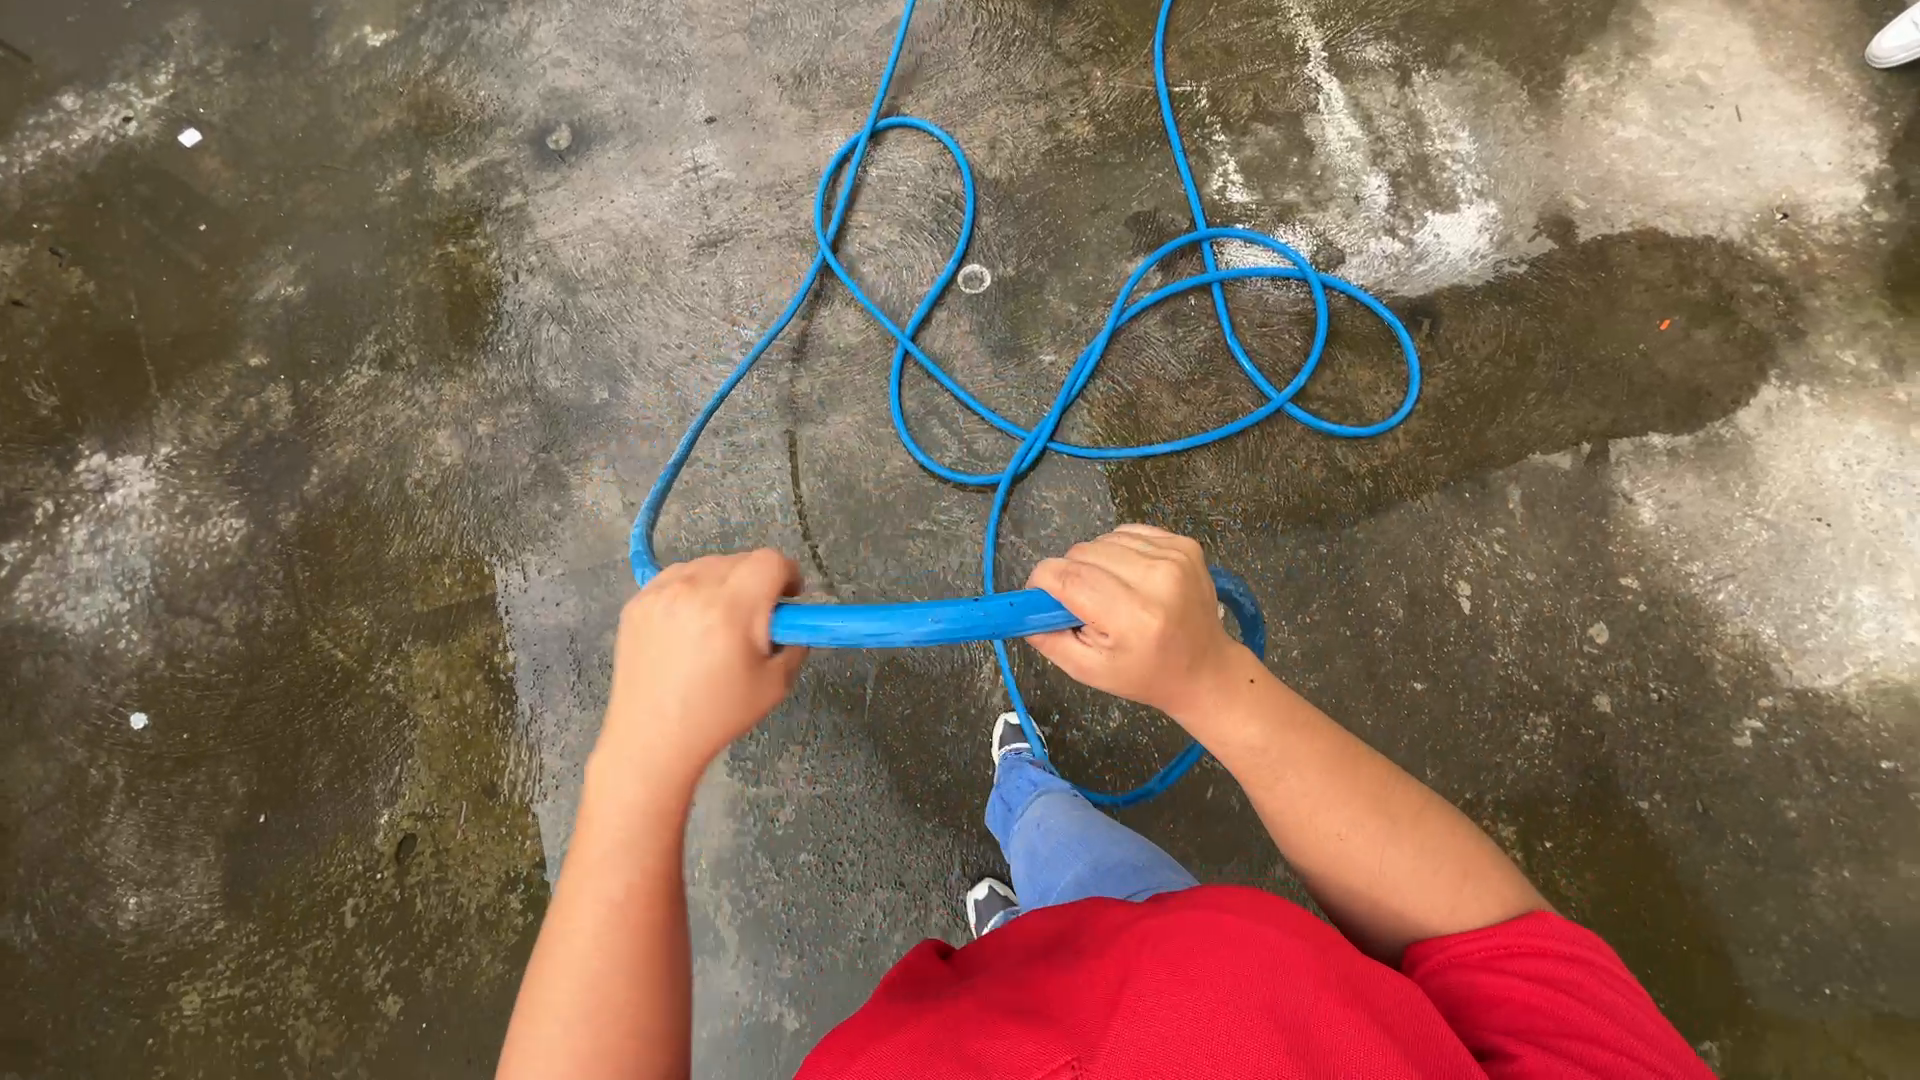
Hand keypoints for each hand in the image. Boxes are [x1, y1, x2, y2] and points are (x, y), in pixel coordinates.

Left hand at [595, 550, 807, 793]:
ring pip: (708, 564)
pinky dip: (693, 589)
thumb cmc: (718, 715)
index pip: (770, 561)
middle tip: (756, 619)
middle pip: (741, 560)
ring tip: (720, 621)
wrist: (652, 739)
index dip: (788, 575)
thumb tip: (795, 621)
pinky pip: (677, 577)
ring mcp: (660, 593)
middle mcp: (693, 590)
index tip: (788, 599)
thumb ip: (795, 643)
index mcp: (732, 609)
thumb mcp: (776, 684)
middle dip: (758, 582)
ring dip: (725, 582)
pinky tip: (691, 622)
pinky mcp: (638, 602)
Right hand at [1023, 525, 1244, 717]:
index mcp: (1134, 617)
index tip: (1039, 596)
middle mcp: (1157, 579)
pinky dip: (1118, 552)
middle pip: (1082, 553)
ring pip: (1102, 540)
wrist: (1204, 668)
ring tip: (1110, 593)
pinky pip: (1127, 533)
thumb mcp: (1088, 670)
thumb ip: (1047, 637)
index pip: (1068, 577)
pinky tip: (1129, 578)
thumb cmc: (1144, 674)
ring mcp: (1174, 557)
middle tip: (1082, 604)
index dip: (1042, 581)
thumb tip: (1021, 607)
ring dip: (1095, 563)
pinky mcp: (1184, 544)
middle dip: (1069, 575)